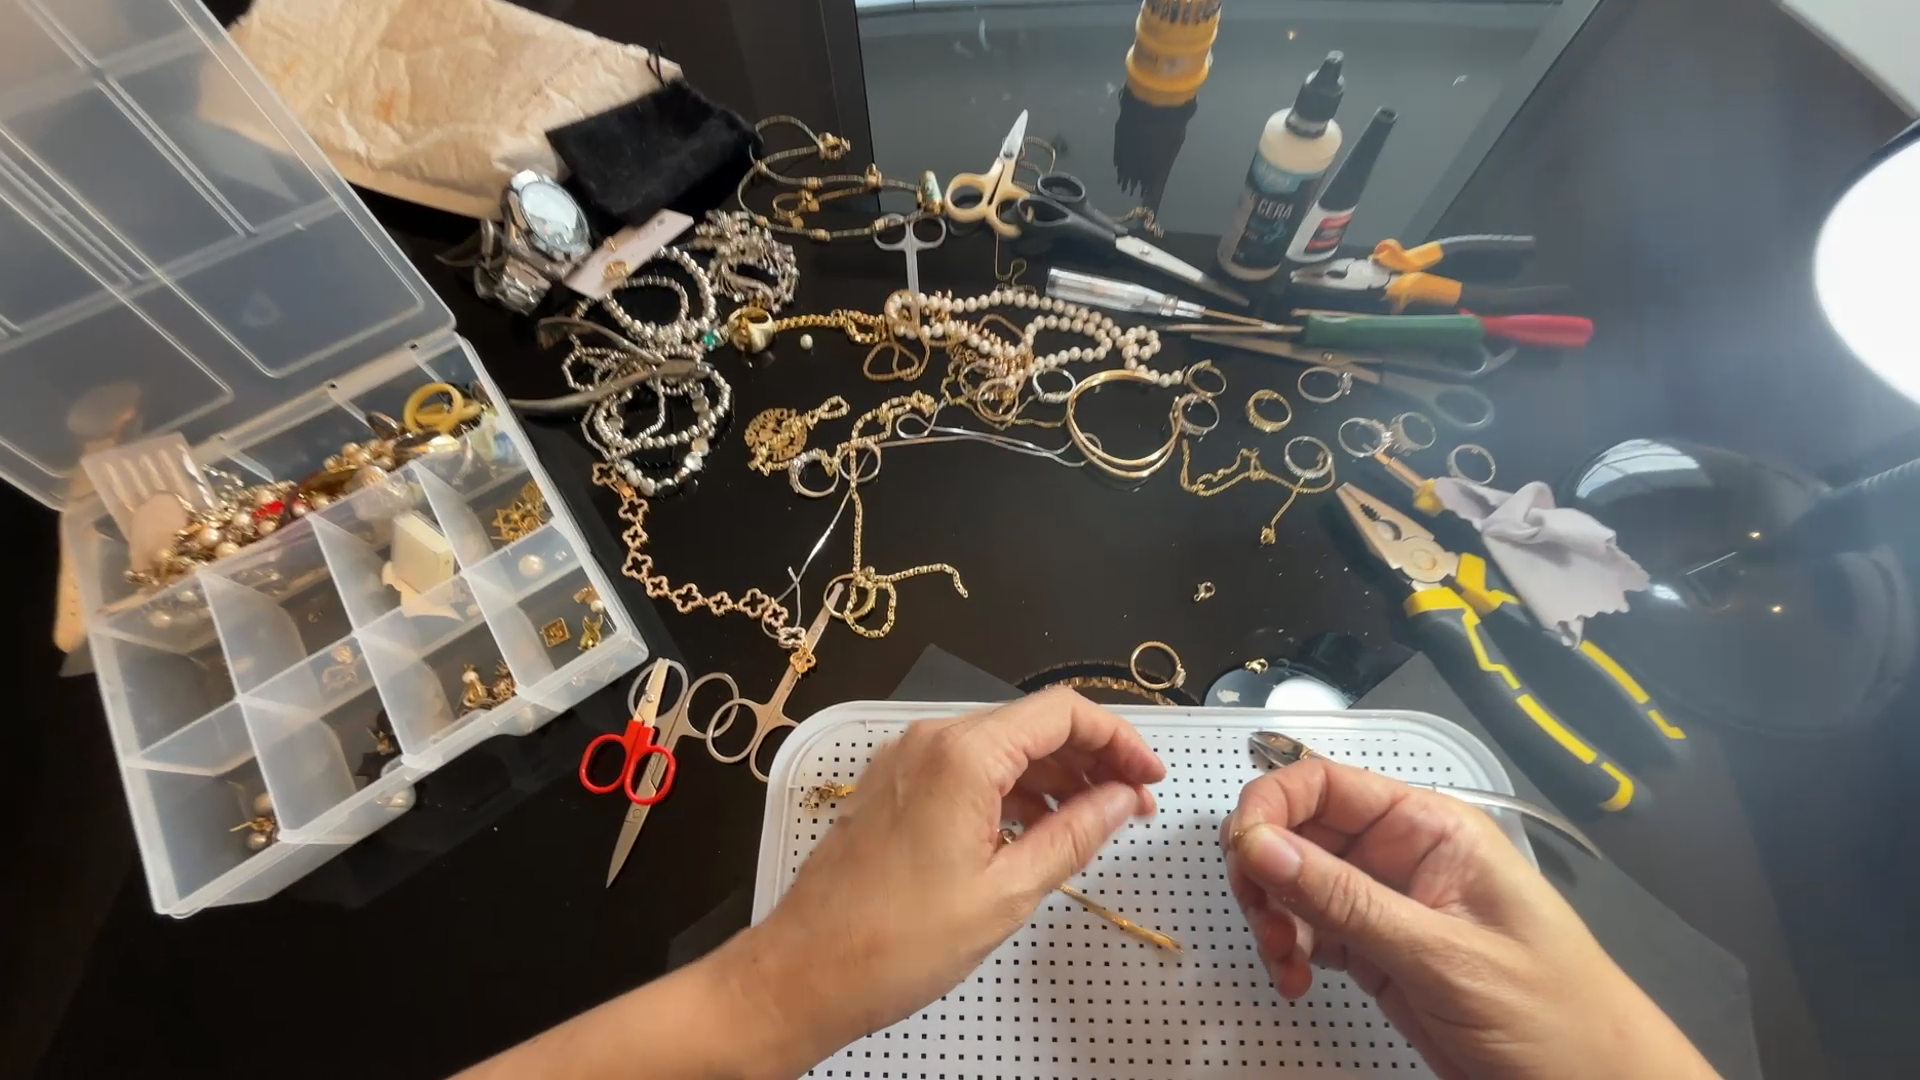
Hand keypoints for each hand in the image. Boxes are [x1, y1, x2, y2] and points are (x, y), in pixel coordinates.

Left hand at [724, 689, 1164, 1073]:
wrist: (803, 970)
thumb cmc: (900, 941)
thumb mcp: (1006, 891)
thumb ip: (1075, 834)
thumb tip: (1124, 798)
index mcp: (963, 753)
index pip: (1060, 712)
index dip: (1117, 737)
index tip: (1150, 776)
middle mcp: (933, 737)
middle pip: (1031, 724)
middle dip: (1090, 758)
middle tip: (1133, 804)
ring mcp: (910, 755)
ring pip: (1001, 745)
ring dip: (1053, 775)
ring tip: (1095, 820)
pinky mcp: (897, 779)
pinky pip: (968, 767)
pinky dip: (1011, 788)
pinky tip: (1038, 824)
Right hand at [1226, 758, 1719, 1079]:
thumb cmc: (1554, 1020)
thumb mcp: (1444, 957)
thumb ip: (1343, 899)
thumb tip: (1253, 844)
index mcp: (1425, 827)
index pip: (1324, 784)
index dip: (1270, 802)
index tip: (1239, 847)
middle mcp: (1394, 851)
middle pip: (1295, 830)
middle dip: (1264, 869)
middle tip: (1259, 915)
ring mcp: (1378, 899)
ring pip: (1290, 879)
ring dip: (1270, 913)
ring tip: (1280, 959)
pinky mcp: (1368, 944)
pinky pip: (1302, 925)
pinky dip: (1284, 947)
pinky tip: (1293, 978)